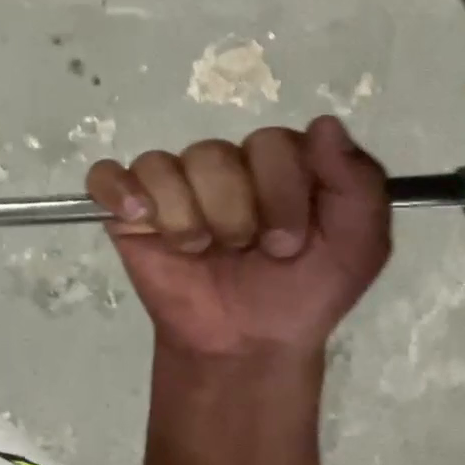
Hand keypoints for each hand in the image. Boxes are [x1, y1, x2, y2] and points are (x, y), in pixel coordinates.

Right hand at [85, 116, 390, 358]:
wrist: (244, 340)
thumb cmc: (302, 292)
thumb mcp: (358, 245)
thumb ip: (356, 184)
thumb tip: (324, 123)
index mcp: (274, 166)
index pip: (270, 142)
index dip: (280, 190)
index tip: (287, 241)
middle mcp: (217, 165)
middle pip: (212, 154)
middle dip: (232, 211)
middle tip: (242, 249)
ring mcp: (165, 185)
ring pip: (161, 166)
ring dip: (185, 218)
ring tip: (196, 249)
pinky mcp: (122, 208)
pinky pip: (106, 176)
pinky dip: (119, 192)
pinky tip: (140, 219)